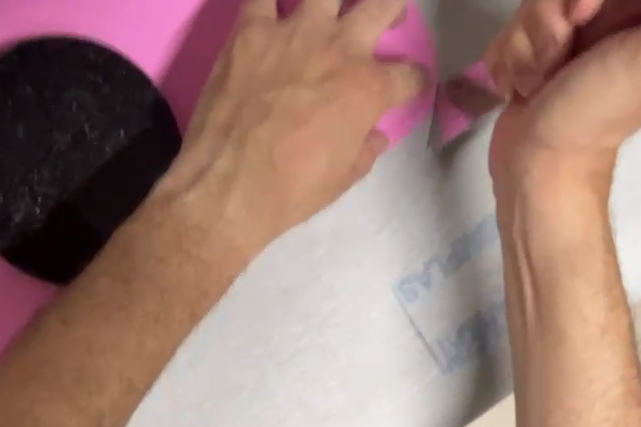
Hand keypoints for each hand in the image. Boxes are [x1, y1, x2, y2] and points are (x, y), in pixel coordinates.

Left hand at [157, 0, 428, 259]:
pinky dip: (269, 0)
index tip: (409, 87)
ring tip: (334, 7)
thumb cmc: (289, 193)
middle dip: (393, 7)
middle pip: (382, 4)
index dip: (412, 83)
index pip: (406, 75)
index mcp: (367, 89)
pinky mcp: (251, 30)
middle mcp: (339, 48)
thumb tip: (375, 137)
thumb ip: (363, 151)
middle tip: (389, 15)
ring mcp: (294, 32)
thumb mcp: (339, 181)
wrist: (228, 188)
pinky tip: (273, 8)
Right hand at [482, 0, 640, 198]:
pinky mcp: (539, 48)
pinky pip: (515, 27)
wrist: (535, 171)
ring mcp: (576, 27)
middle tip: (566, 44)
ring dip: (531, 41)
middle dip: (554, 13)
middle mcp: (622, 7)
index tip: (586, 10)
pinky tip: (528, 85)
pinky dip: (513, 59)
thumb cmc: (599, 115)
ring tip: (545, 77)